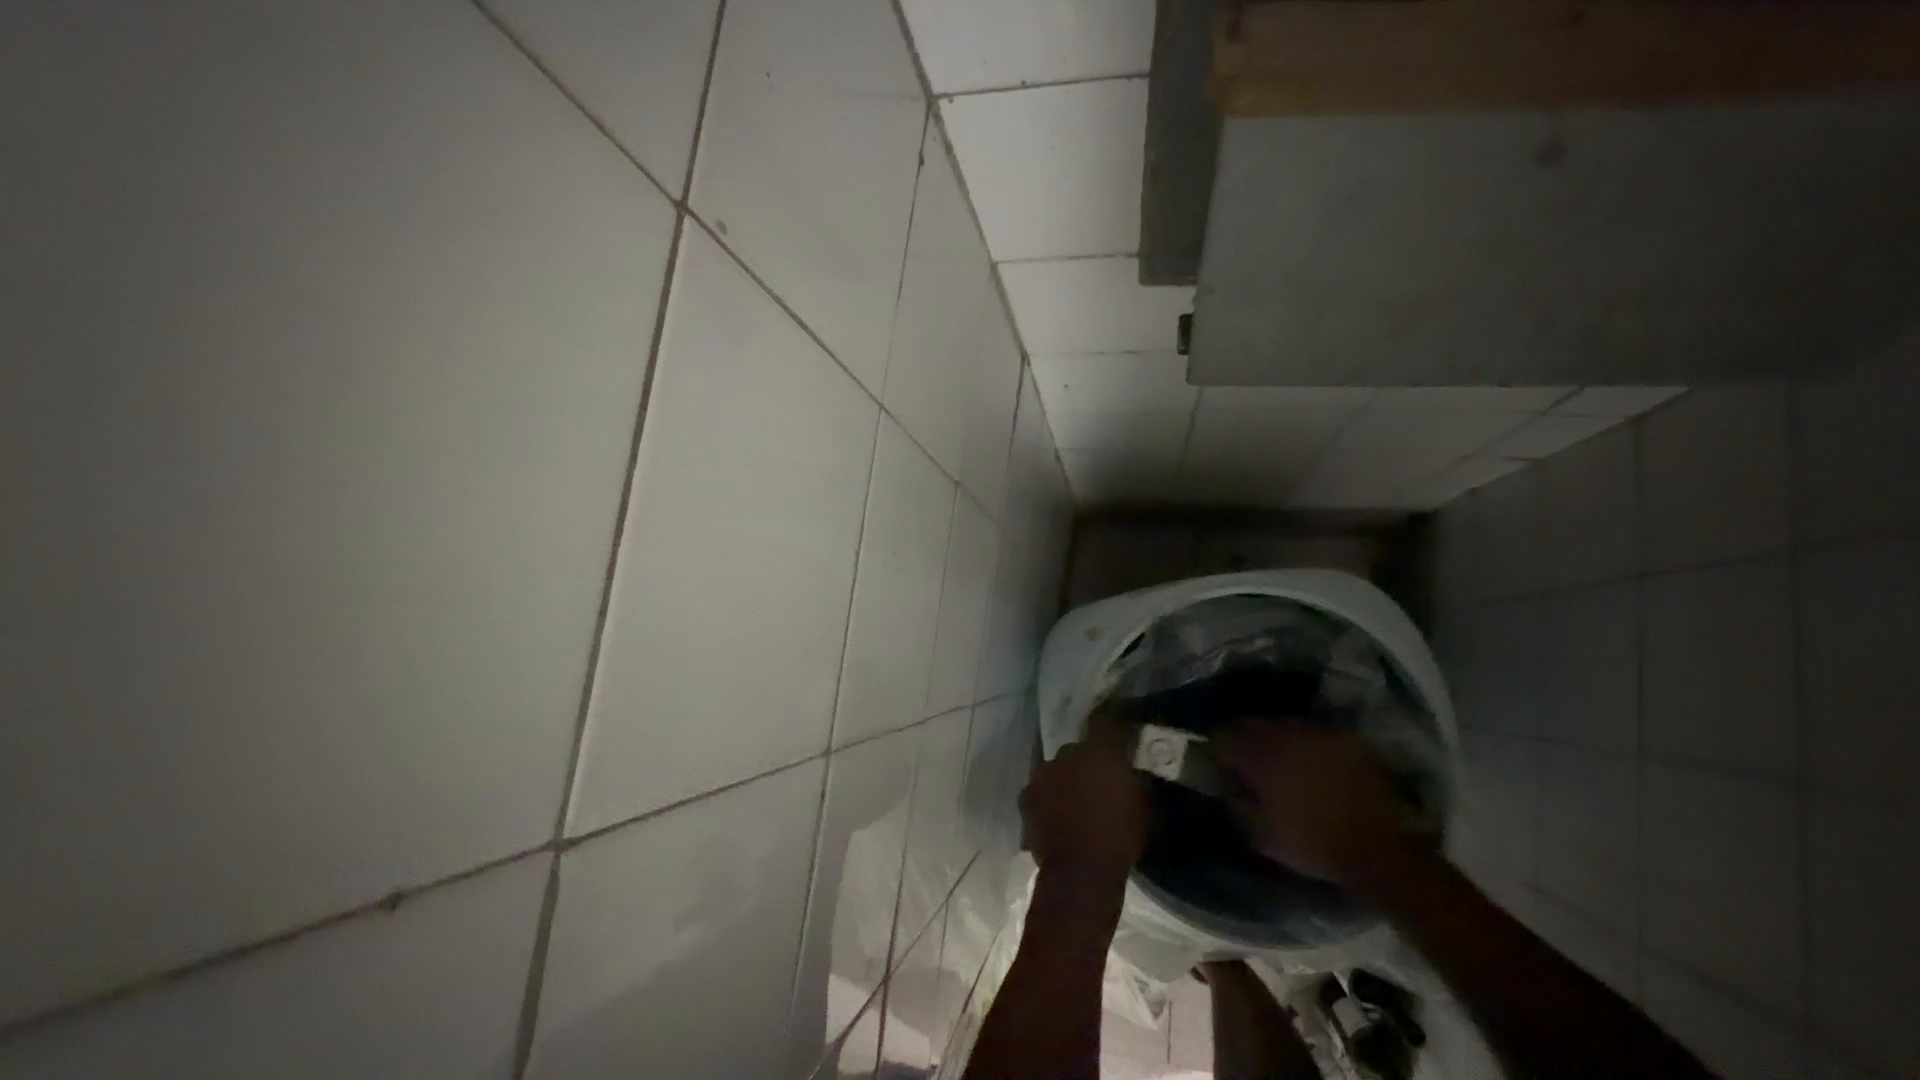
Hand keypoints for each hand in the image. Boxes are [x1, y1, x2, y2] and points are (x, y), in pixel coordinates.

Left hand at [1020, 710, 1147, 884]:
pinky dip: (1049, 800)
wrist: (1079, 873)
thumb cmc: (1120, 838)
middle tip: (1099, 783)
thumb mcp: (1145, 807)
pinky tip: (1059, 818)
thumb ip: (1135, 780)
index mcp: (1098, 751)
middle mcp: (1065, 755)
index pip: (1105, 721)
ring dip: (1065, 781)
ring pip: (1056, 771)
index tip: (1118, 731)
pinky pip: (1041, 792)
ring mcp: (1041, 776)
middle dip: (1087, 762)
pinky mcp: (1026, 798)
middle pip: (1077, 750)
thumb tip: (1131, 771)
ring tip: (1076, 804)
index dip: (1112, 724)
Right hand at [1216, 721, 1410, 884]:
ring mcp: (1321, 735)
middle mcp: (1288, 736)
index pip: (1225, 739)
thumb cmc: (1314, 844)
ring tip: (1282, 763)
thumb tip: (1228, 791)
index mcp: (1262, 757)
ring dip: (1278, 741)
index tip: (1219, 766)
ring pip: (1286, 726)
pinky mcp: (1349, 741)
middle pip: (1254, 725)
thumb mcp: (1263, 837)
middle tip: (1247, 763)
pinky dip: (1308, 747)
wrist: (1380, 848)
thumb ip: (1239, 807)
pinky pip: (1317, 736)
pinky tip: (1313, 767)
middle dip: (1246, 741)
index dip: (1218, 751)